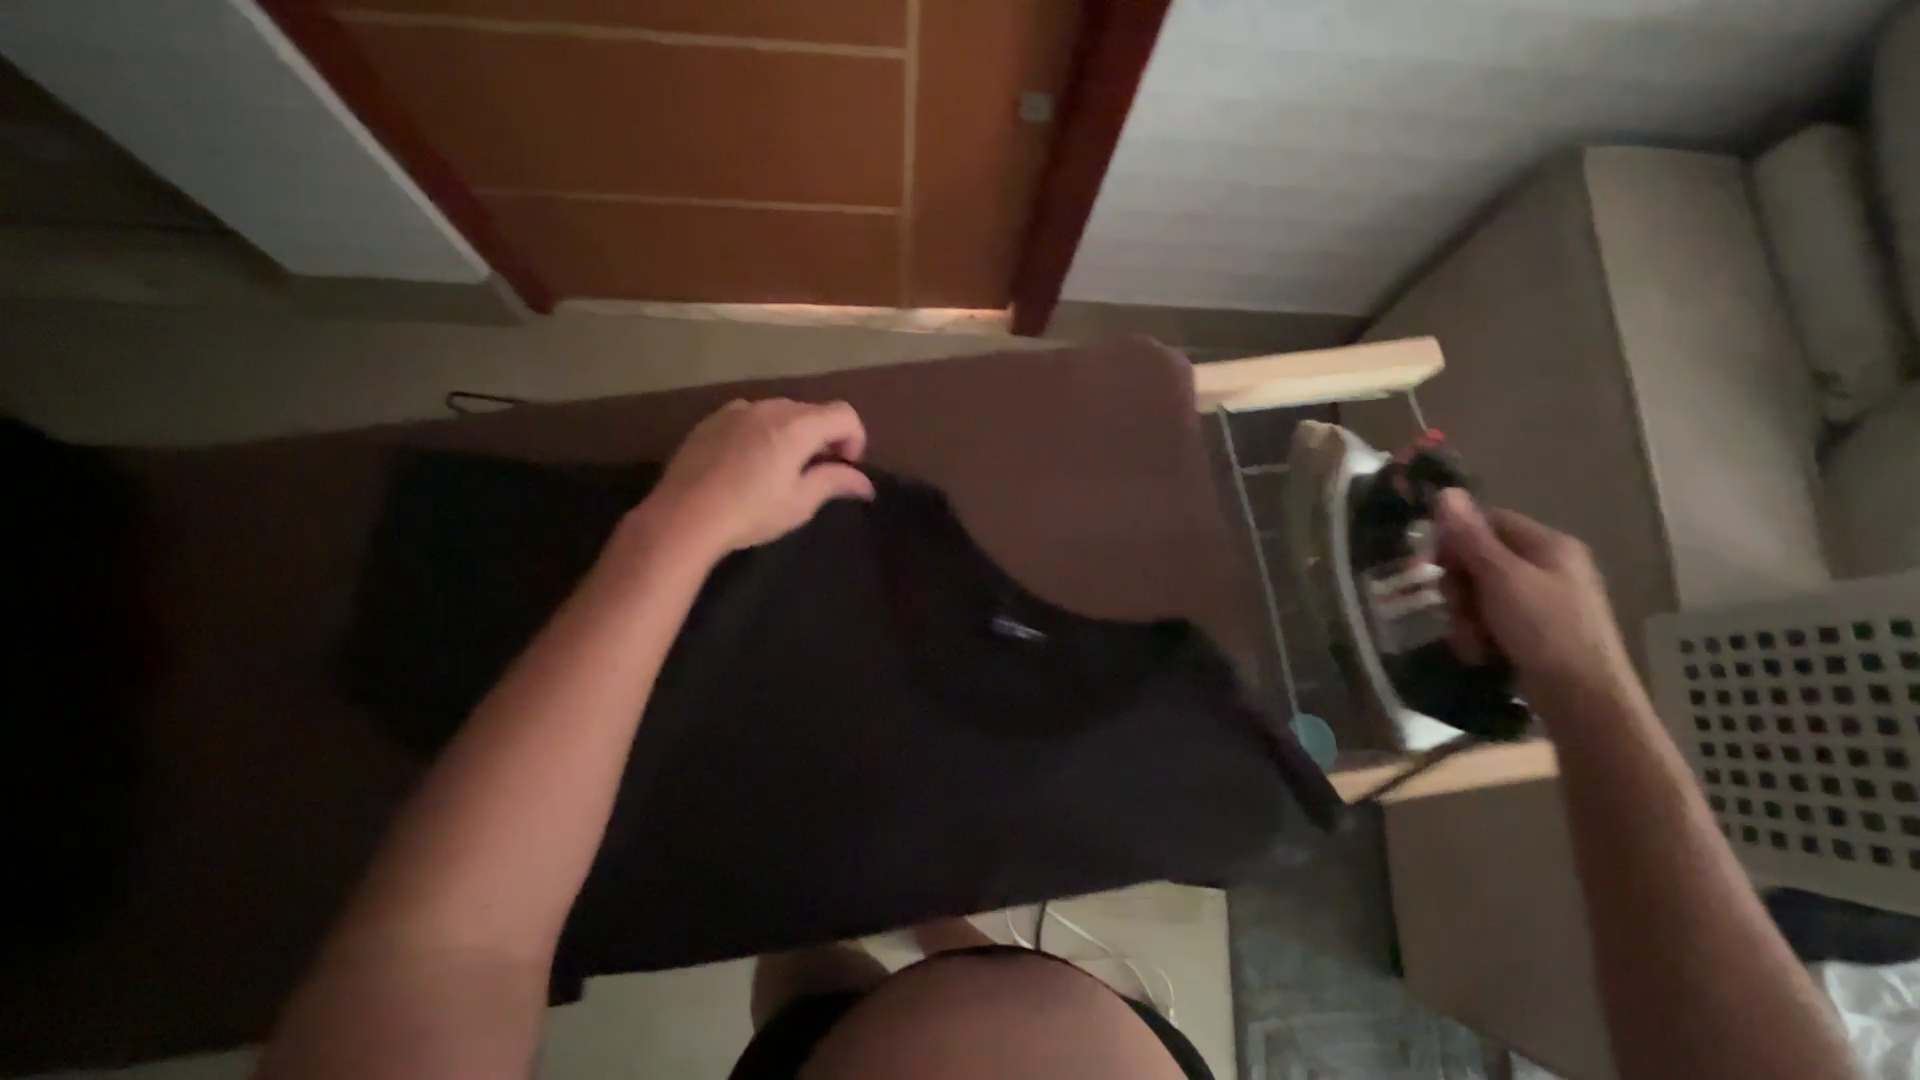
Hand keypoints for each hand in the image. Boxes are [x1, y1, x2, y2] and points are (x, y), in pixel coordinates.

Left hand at [638, 399, 875, 557]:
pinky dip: (762, 434)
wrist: (683, 516)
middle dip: (824, 438)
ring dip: (792, 435)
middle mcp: (769, 407)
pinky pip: (750, 419)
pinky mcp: (711, 420)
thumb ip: (836, 482)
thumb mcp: (800, 503)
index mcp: (797, 425)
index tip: (846, 467)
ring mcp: (736, 410)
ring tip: (780, 471)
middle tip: (817, 474)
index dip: (855, 439)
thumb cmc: (750, 512)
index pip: (844, 414)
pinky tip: (747, 467)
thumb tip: (865, 483)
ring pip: (779, 414)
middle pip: (812, 412)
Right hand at [1432, 488, 1639, 711]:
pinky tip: (1481, 652)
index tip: (1435, 565)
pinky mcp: (1537, 631)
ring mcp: (1544, 601)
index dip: (1457, 541)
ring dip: (1465, 616)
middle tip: (1457, 609)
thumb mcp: (1501, 578)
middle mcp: (1549, 567)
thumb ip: (1471, 537)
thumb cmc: (1544, 629)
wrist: (1582, 697)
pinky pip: (1494, 620)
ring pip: (1482, 594)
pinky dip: (1480, 634)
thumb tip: (1446, 492)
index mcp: (1549, 545)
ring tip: (1472, 640)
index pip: (1489, 522)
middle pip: (1481, 560)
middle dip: (1460, 587)